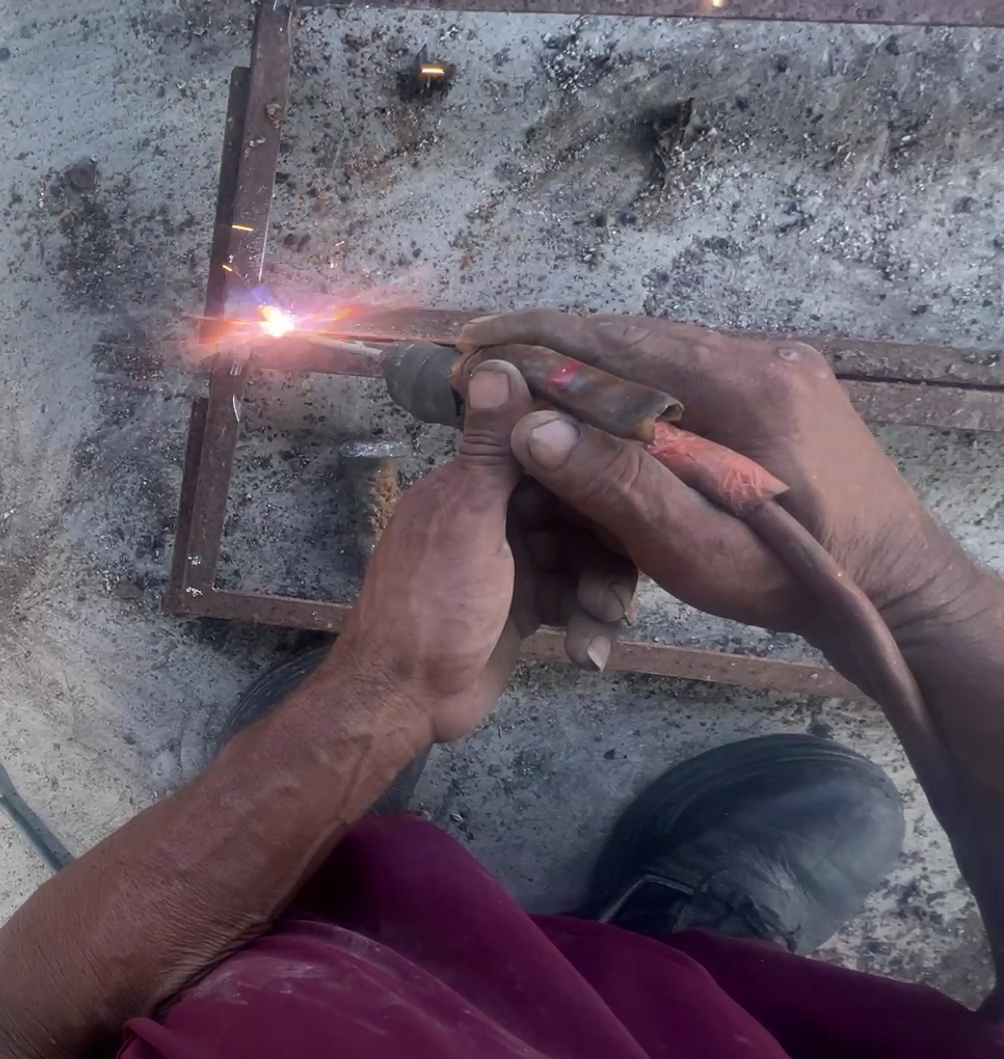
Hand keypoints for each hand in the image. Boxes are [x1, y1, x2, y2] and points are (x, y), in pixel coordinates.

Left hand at [325, 359, 636, 742]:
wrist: (408, 694)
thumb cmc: (432, 604)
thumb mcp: (465, 520)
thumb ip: (488, 450)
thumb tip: (492, 362)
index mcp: (468, 486)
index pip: (549, 452)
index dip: (598, 462)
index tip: (653, 473)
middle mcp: (489, 516)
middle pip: (578, 506)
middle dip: (610, 541)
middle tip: (631, 571)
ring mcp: (508, 562)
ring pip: (584, 554)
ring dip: (602, 587)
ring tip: (602, 617)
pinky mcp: (524, 603)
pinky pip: (575, 593)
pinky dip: (587, 616)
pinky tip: (588, 645)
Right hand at [458, 312, 978, 649]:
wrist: (891, 585)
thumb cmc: (789, 578)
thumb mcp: (695, 547)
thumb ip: (618, 485)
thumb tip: (529, 427)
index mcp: (744, 388)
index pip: (614, 343)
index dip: (530, 341)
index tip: (467, 348)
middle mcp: (758, 359)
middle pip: (624, 337)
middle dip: (539, 346)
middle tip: (472, 363)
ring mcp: (766, 368)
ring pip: (642, 349)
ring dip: (569, 360)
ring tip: (507, 374)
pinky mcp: (763, 386)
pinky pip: (664, 369)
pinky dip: (605, 377)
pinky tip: (570, 397)